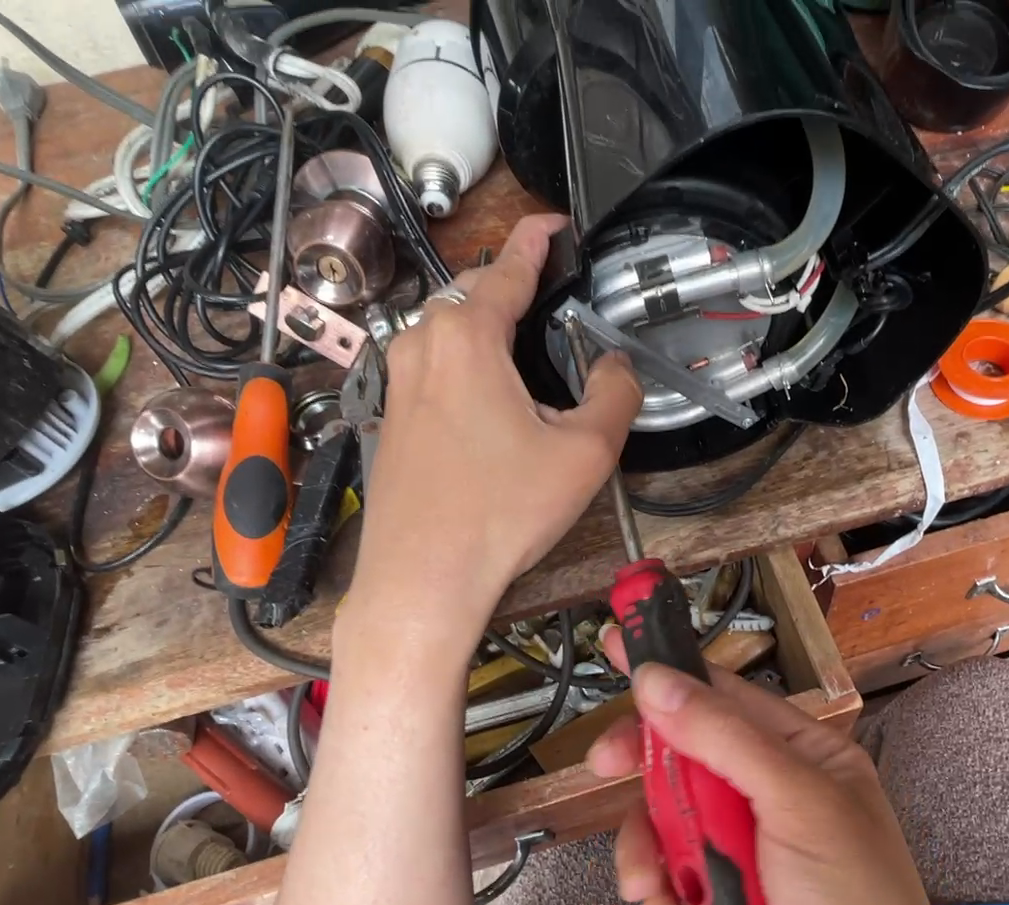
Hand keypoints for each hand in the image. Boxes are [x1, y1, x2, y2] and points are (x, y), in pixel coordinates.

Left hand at [345, 214, 640, 629]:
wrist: (423, 577)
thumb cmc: (496, 514)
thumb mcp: (584, 452)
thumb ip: (614, 394)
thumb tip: (616, 368)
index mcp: (466, 337)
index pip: (509, 265)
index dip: (538, 239)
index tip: (553, 224)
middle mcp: (421, 346)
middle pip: (475, 294)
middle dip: (515, 290)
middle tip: (557, 307)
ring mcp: (398, 381)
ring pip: (450, 330)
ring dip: (490, 330)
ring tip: (531, 361)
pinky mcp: (391, 415)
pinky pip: (434, 367)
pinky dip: (467, 366)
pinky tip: (494, 406)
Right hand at [586, 634, 1008, 904]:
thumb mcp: (798, 807)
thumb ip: (723, 739)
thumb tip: (657, 680)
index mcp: (802, 756)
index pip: (725, 697)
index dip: (671, 672)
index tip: (617, 643)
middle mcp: (766, 796)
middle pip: (680, 754)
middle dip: (643, 764)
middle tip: (605, 764)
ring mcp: (736, 851)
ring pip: (659, 819)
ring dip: (649, 856)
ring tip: (658, 892)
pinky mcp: (711, 904)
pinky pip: (662, 882)